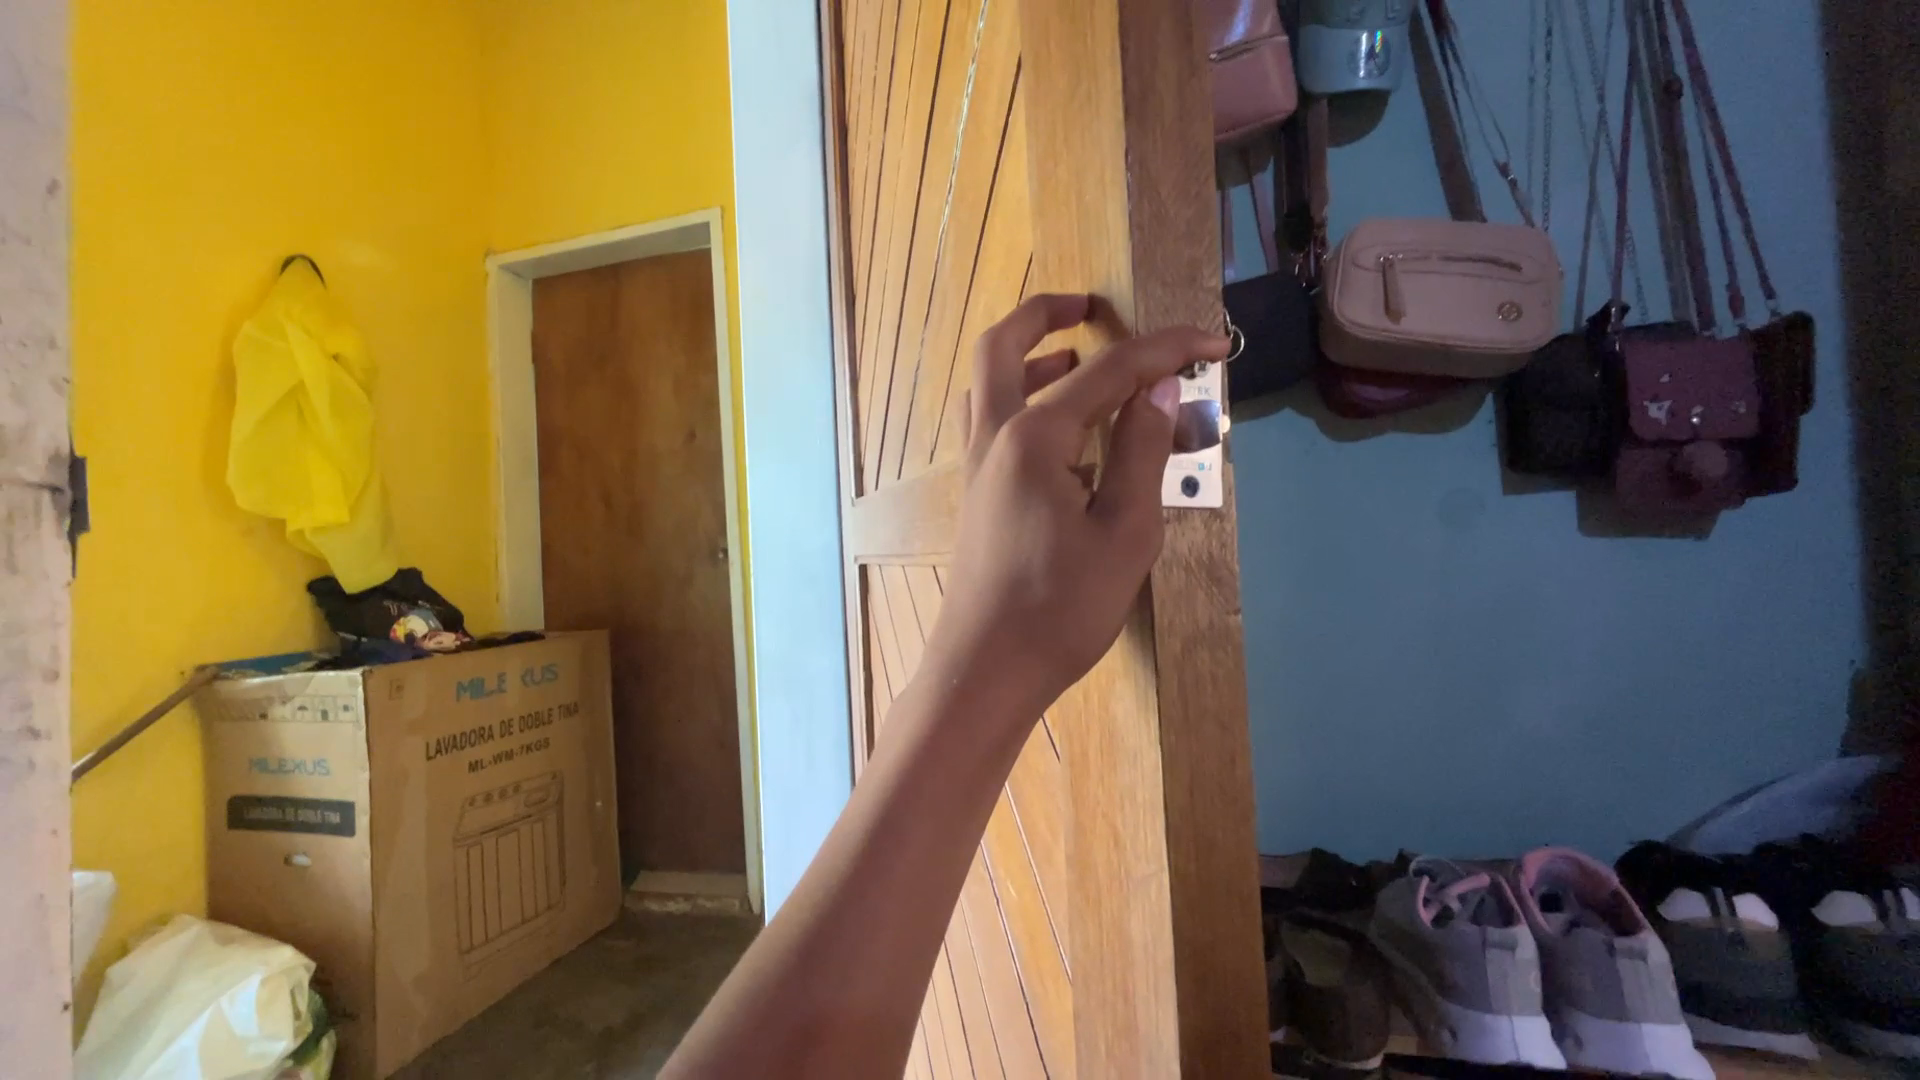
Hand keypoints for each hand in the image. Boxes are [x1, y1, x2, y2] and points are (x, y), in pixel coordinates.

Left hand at [921, 294, 1231, 725]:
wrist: (987, 669)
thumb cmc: (1062, 608)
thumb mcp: (1125, 532)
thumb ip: (1142, 451)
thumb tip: (1161, 387)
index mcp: (1034, 438)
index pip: (1108, 370)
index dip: (1167, 349)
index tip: (1215, 343)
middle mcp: (994, 438)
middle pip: (1002, 345)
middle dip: (1046, 314)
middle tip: (1090, 306)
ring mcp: (976, 467)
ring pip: (988, 383)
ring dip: (1030, 357)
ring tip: (1077, 362)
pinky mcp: (976, 496)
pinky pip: (992, 422)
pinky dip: (1022, 401)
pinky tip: (1064, 433)